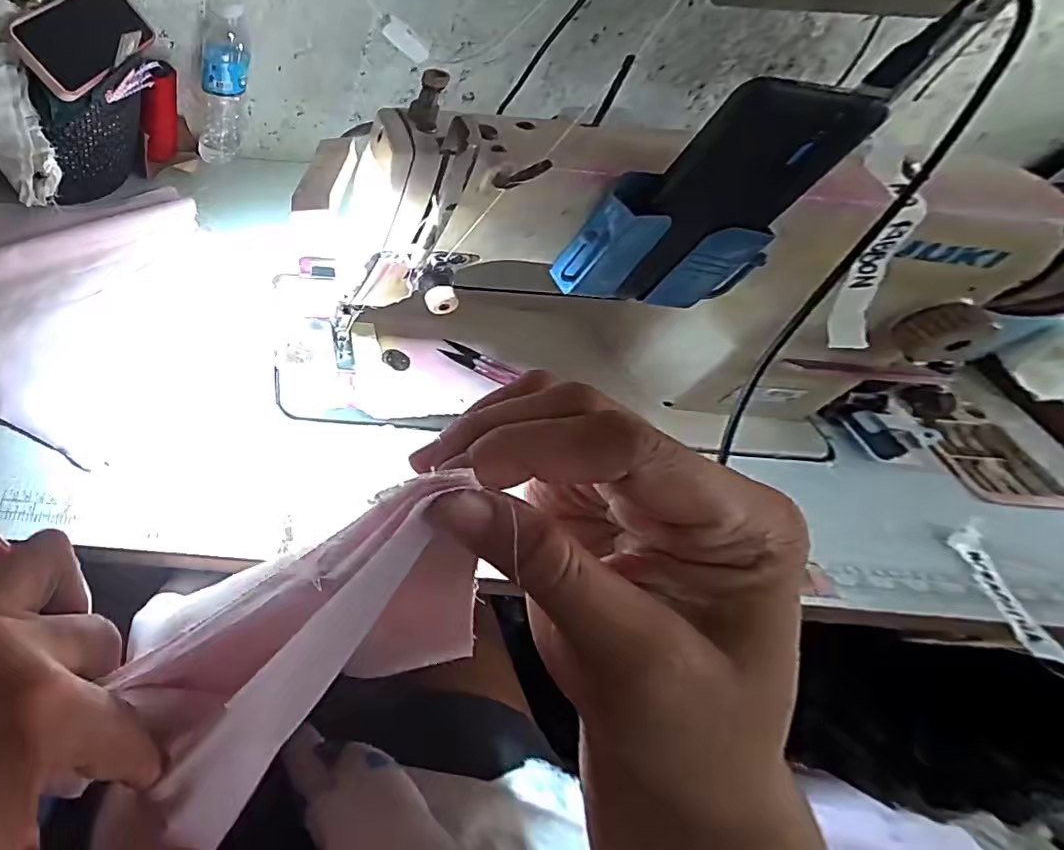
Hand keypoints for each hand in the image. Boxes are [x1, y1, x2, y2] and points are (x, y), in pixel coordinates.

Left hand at [0, 508, 158, 849]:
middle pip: (97, 635)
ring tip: (55, 643)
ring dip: (64, 597)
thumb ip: (66, 801)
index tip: (137, 772)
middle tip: (82, 732)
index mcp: (39, 710)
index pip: (127, 727)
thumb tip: (91, 775)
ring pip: (44, 556)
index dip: (141, 758)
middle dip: (102, 688)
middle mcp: (4, 639)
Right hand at [410, 372, 821, 849]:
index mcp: (735, 517)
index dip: (535, 446)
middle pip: (583, 412)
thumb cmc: (680, 720)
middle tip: (433, 468)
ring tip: (434, 464)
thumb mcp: (623, 650)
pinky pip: (530, 442)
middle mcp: (688, 483)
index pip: (625, 444)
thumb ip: (543, 564)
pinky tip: (455, 469)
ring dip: (485, 429)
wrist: (676, 755)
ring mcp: (635, 483)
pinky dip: (484, 446)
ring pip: (550, 412)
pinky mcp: (588, 492)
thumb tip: (449, 500)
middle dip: (499, 430)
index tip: (464, 477)